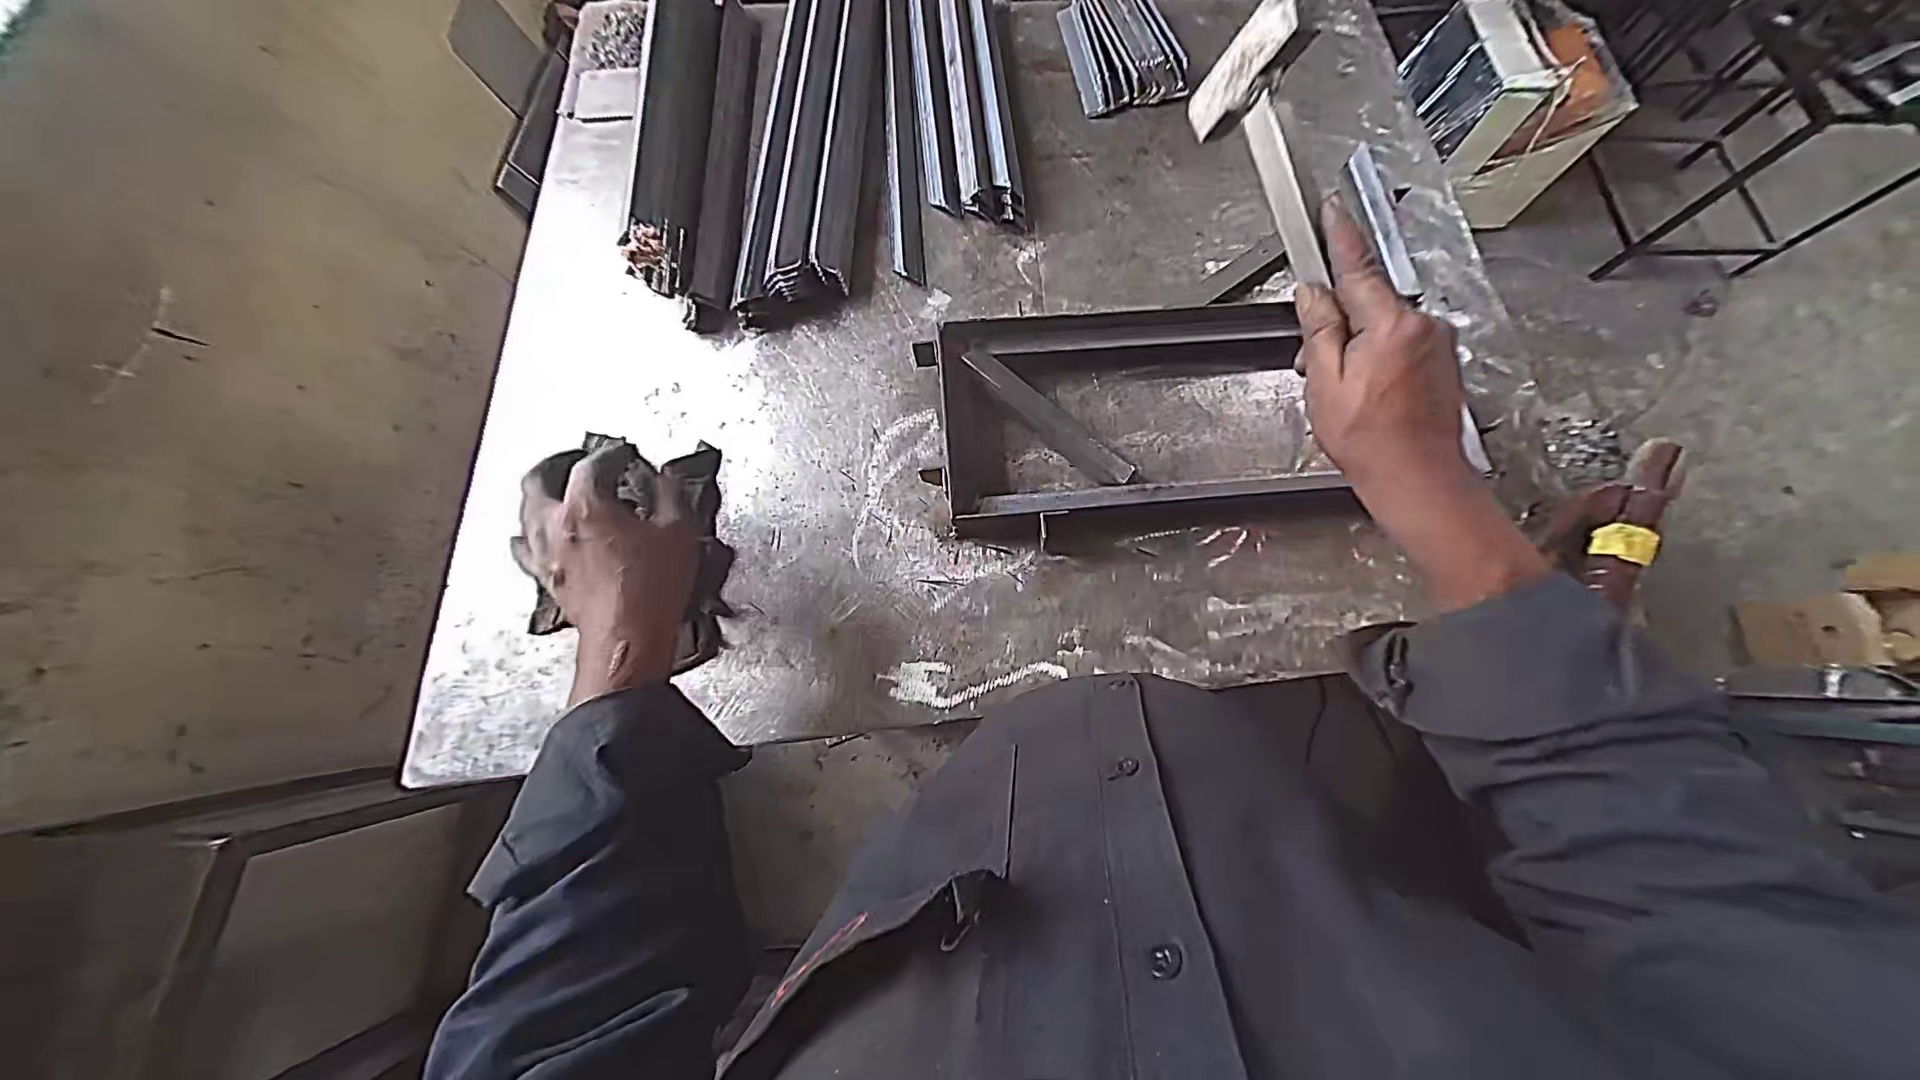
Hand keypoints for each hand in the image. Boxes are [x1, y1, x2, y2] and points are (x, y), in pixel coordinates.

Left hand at [512, 444, 697, 704]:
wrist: (628, 636)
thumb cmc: (650, 589)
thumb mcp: (678, 532)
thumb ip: (670, 497)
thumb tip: (666, 479)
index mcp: (587, 506)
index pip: (593, 464)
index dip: (612, 454)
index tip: (624, 453)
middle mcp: (556, 526)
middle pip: (539, 480)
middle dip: (558, 464)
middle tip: (576, 459)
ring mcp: (546, 554)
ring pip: (526, 512)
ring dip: (542, 495)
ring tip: (558, 490)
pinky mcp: (547, 579)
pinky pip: (526, 548)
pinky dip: (533, 534)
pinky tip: (541, 536)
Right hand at [1296, 198, 1547, 610]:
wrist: (1416, 477)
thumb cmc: (1370, 440)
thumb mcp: (1325, 385)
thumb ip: (1319, 333)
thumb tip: (1312, 297)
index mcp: (1391, 327)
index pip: (1358, 270)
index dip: (1339, 237)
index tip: (1330, 208)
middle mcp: (1422, 325)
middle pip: (1366, 302)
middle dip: (1335, 324)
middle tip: (1314, 365)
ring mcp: (1436, 342)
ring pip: (1380, 326)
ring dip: (1352, 348)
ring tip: (1341, 393)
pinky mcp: (1441, 359)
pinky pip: (1397, 343)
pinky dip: (1373, 359)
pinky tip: (1362, 395)